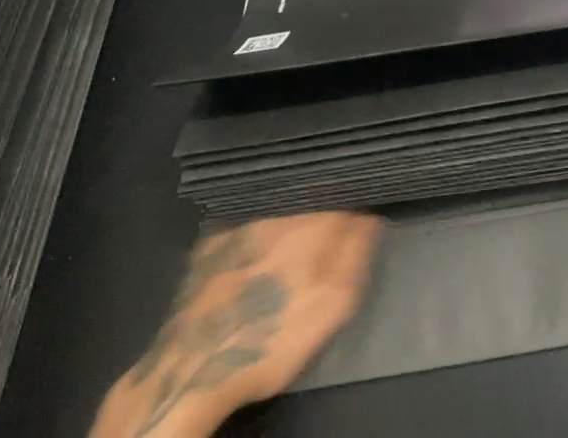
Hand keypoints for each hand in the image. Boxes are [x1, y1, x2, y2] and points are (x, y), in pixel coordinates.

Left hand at [90, 212, 382, 437]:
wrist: (196, 366)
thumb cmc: (276, 338)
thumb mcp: (334, 304)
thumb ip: (355, 253)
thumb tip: (371, 216)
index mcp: (309, 225)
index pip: (343, 200)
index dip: (354, 211)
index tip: (360, 225)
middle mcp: (273, 214)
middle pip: (309, 202)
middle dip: (322, 216)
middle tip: (326, 246)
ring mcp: (237, 226)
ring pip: (276, 213)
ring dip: (288, 226)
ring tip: (290, 257)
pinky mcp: (209, 245)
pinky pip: (244, 227)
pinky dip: (256, 238)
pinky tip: (256, 263)